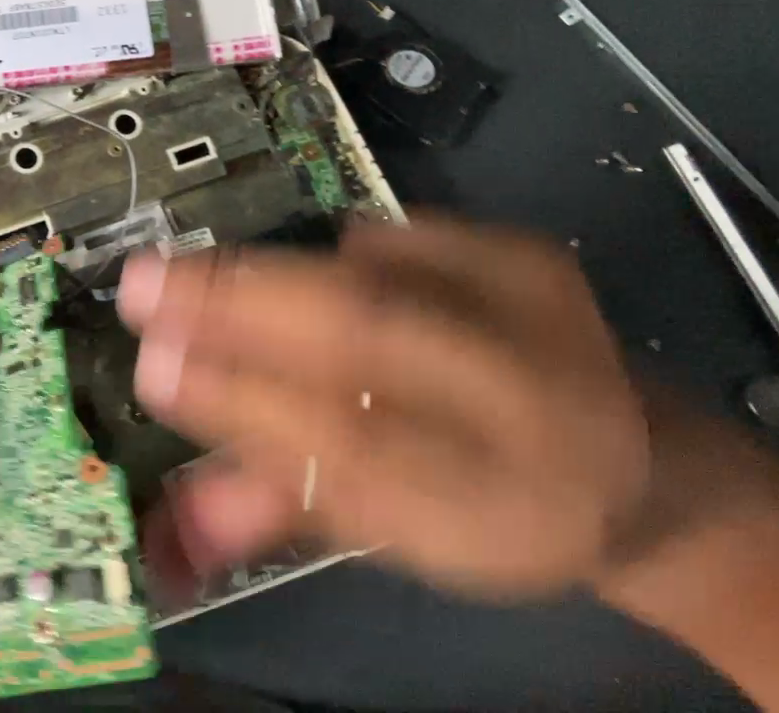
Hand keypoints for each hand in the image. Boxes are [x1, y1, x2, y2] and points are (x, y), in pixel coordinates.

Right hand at [119, 218, 653, 598]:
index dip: (247, 403)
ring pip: (372, 278)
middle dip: (238, 307)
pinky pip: (394, 242)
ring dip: (260, 274)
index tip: (153, 370)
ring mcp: (532, 309)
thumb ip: (275, 515)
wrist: (635, 459)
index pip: (356, 446)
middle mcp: (533, 401)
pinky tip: (277, 268)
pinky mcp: (519, 250)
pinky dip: (319, 252)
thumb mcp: (389, 535)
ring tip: (177, 273)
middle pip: (372, 334)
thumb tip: (160, 536)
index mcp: (502, 501)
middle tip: (143, 288)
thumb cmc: (488, 513)